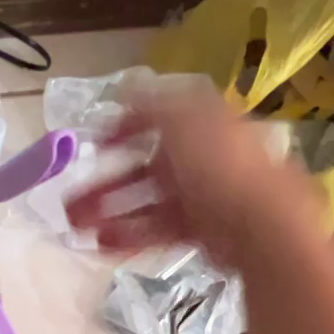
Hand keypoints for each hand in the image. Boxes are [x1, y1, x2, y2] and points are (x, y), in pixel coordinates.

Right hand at [64, 93, 324, 265]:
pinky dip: (130, 235)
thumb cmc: (222, 167)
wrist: (262, 227)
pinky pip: (158, 230)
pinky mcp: (202, 232)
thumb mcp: (184, 120)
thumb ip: (151, 105)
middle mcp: (202, 156)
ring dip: (109, 211)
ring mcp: (202, 196)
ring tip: (77, 225)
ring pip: (147, 201)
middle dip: (106, 181)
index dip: (123, 127)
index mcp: (202, 121)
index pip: (158, 117)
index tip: (94, 142)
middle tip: (71, 198)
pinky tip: (102, 244)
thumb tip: (125, 90)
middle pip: (146, 166)